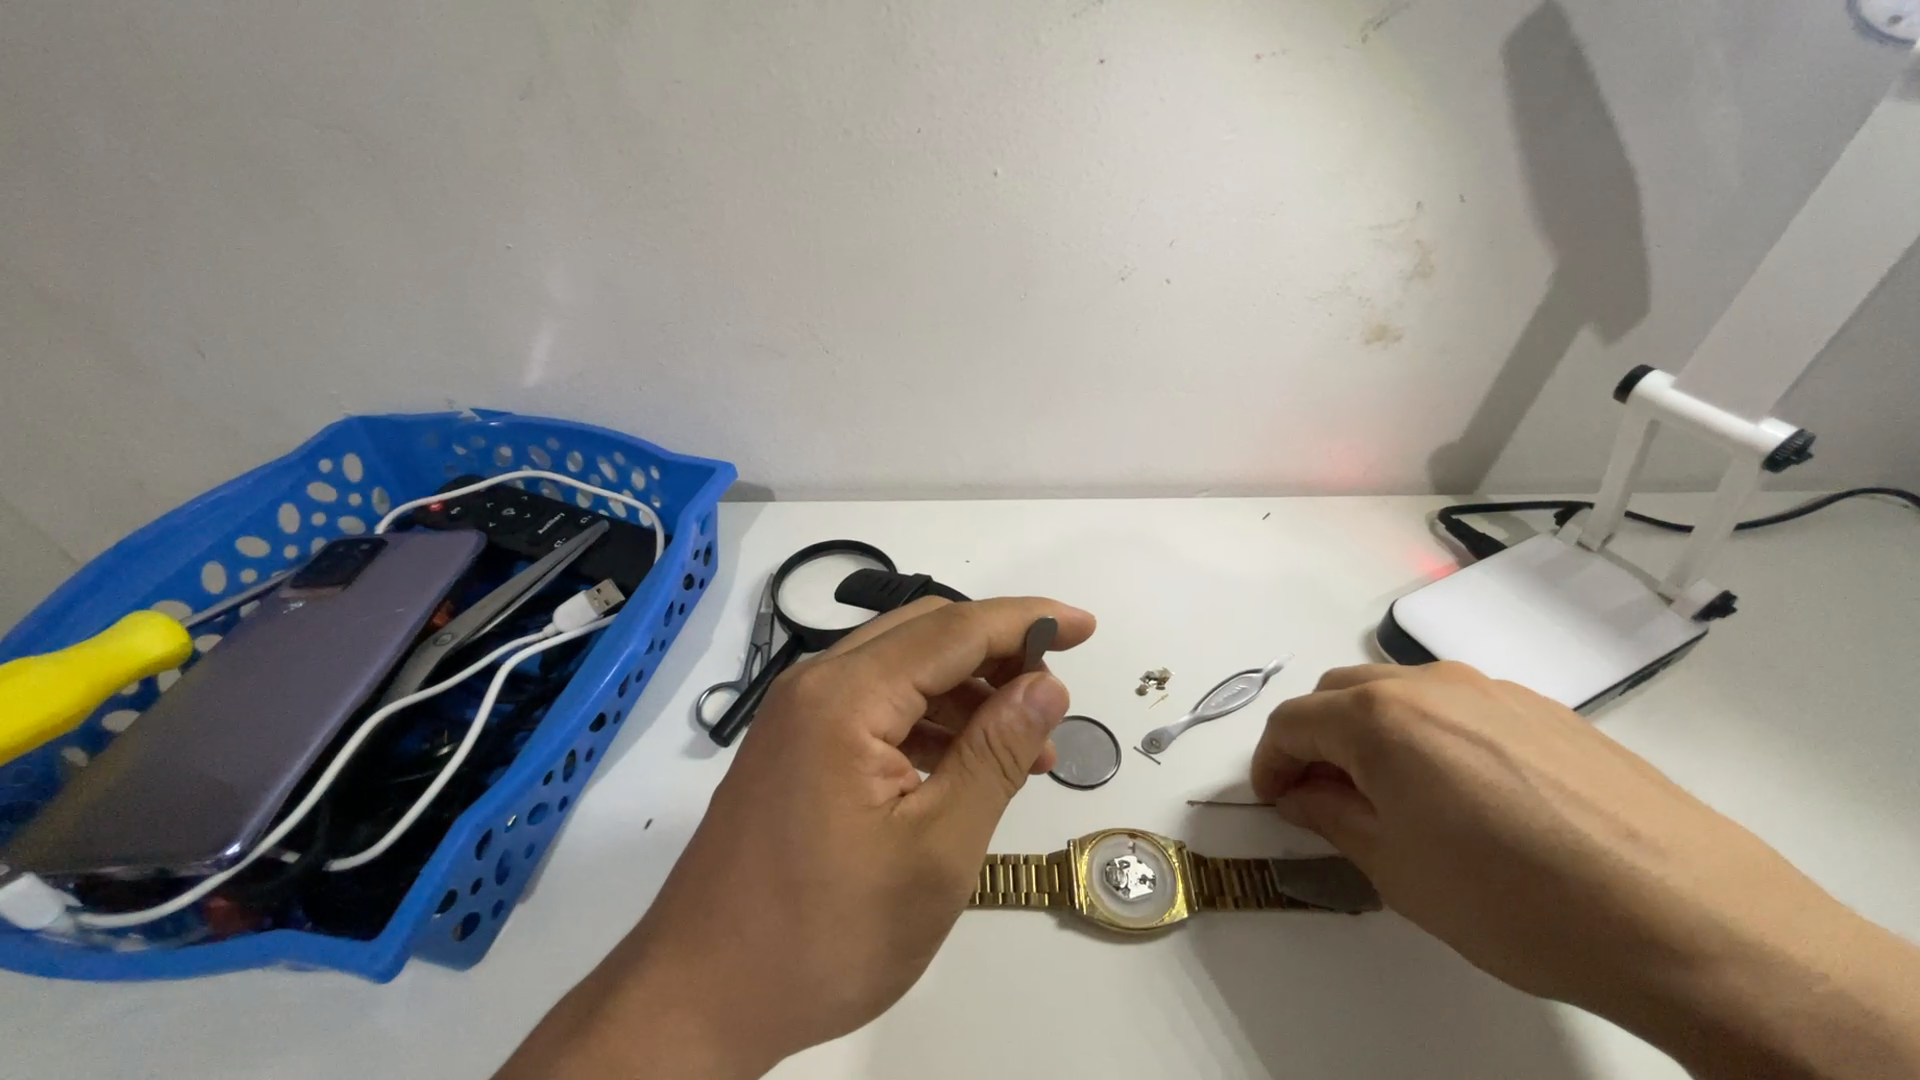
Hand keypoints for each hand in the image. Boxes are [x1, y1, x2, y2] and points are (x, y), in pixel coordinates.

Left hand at [498, 596, 1093, 1079]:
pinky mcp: (793, 751)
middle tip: (1055, 695)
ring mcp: (797, 719)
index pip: (954, 629)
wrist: (700, 998)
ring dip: (966, 695)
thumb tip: (1046, 684)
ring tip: (1025, 748)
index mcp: (845, 697)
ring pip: (899, 673)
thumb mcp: (936, 850)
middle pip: (923, 637)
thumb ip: (994, 755)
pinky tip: (964, 766)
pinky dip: (927, 724)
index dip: (1027, 621)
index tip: (1087, 627)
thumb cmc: (826, 934)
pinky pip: (873, 710)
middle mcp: (814, 687)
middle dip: (997, 655)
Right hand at [1251, 661, 1919, 1078]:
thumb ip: (1333, 817)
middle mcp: (1431, 685)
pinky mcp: (1547, 710)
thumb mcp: (1397, 869)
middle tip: (1323, 797)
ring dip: (1371, 732)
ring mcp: (1494, 691)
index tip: (1276, 802)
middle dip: (1316, 740)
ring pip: (1400, 693)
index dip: (1270, 763)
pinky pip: (1459, 706)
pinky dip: (1430, 734)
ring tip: (1392, 796)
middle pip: (1340, 694)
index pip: (1293, 722)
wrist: (1687, 918)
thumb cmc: (1516, 900)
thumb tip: (1306, 795)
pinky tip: (1465, 794)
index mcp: (1380, 718)